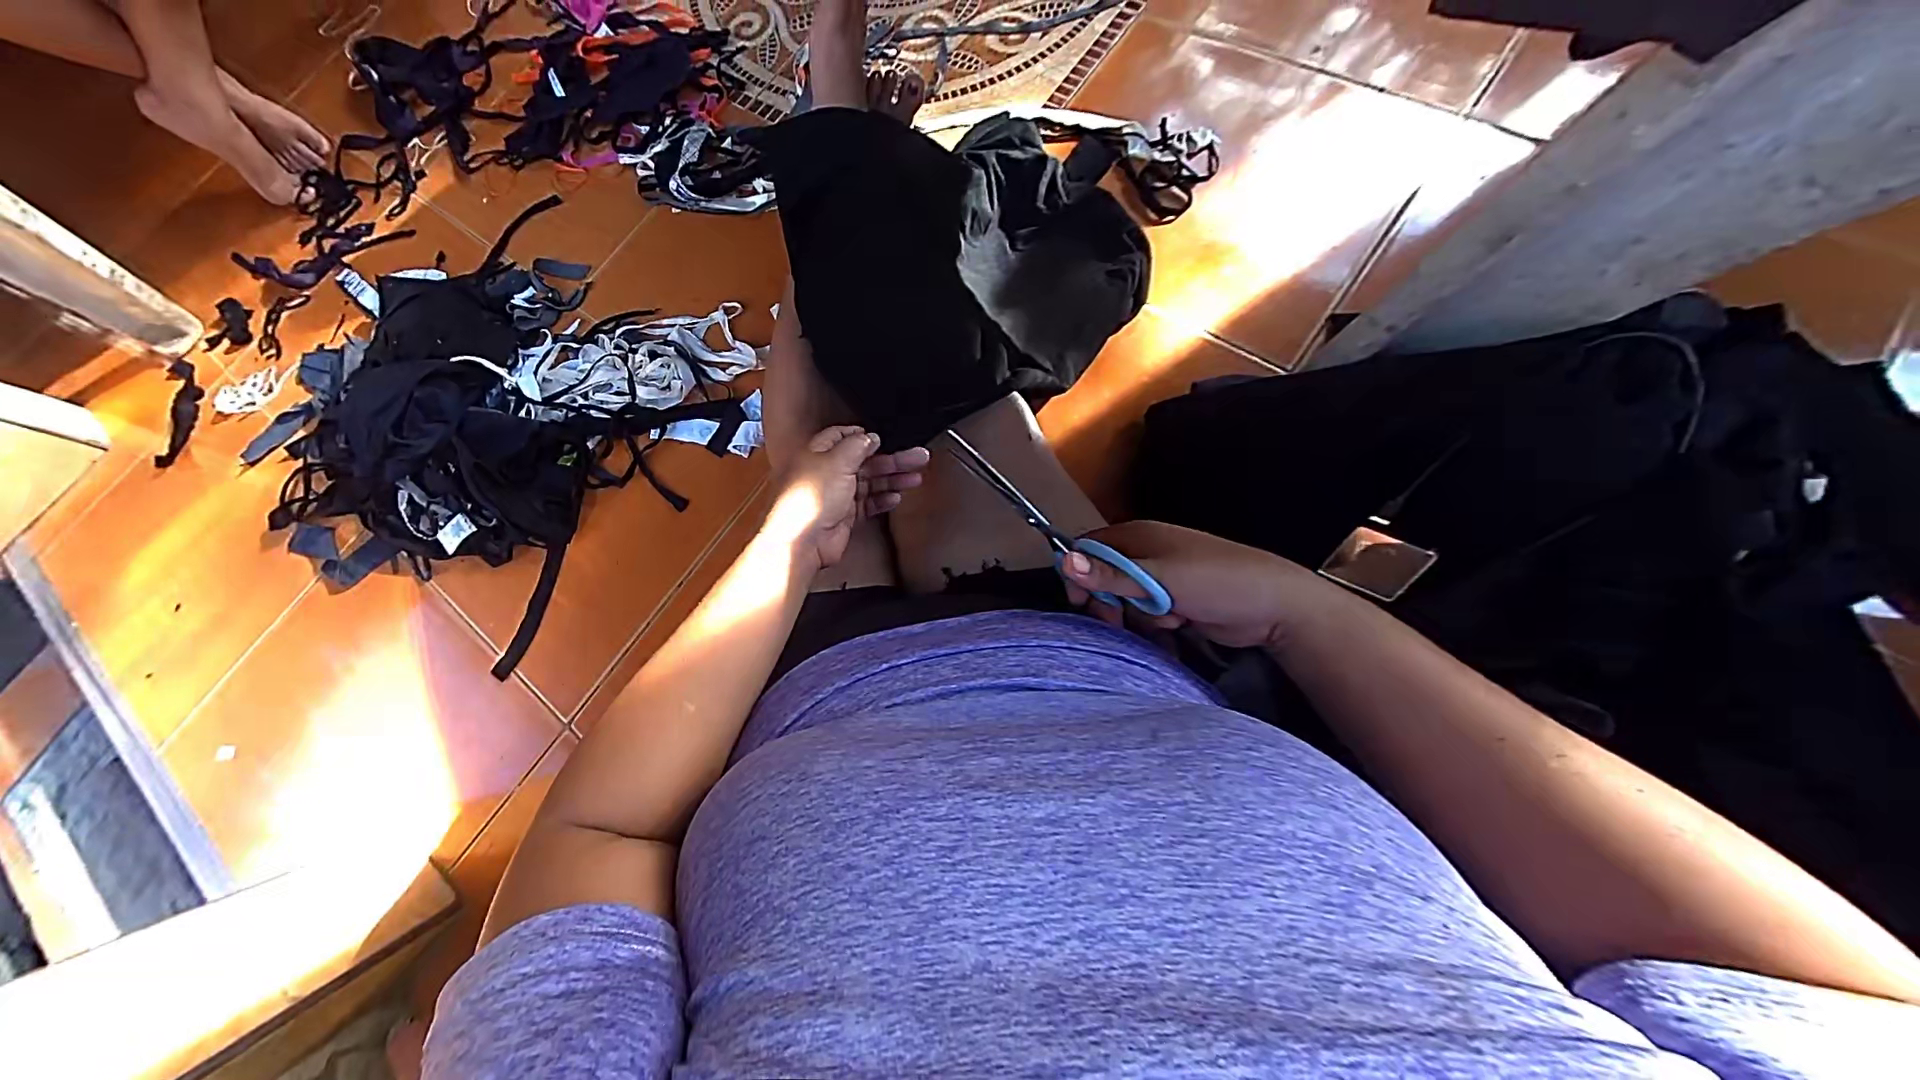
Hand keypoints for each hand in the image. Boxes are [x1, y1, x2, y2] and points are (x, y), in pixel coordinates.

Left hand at [768, 425, 929, 570]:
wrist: (803, 540)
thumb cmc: (808, 500)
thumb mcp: (836, 461)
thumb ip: (856, 445)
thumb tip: (869, 437)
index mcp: (818, 454)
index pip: (843, 437)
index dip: (864, 436)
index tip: (884, 437)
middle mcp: (826, 473)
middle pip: (864, 461)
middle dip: (891, 460)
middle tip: (916, 458)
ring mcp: (836, 496)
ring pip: (870, 484)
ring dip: (893, 480)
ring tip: (915, 478)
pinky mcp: (844, 516)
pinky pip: (868, 505)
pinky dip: (883, 500)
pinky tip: (896, 497)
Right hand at [1058, 520, 1332, 648]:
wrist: (1275, 606)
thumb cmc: (1215, 581)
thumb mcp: (1158, 579)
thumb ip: (1110, 574)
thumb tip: (1064, 560)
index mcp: (1139, 536)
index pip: (1089, 549)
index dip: (1080, 574)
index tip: (1080, 602)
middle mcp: (1147, 553)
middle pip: (1105, 579)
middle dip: (1111, 602)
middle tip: (1120, 620)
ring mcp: (1163, 577)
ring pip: (1126, 601)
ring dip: (1138, 617)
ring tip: (1166, 620)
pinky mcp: (1177, 600)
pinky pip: (1148, 614)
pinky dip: (1156, 625)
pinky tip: (1177, 627)